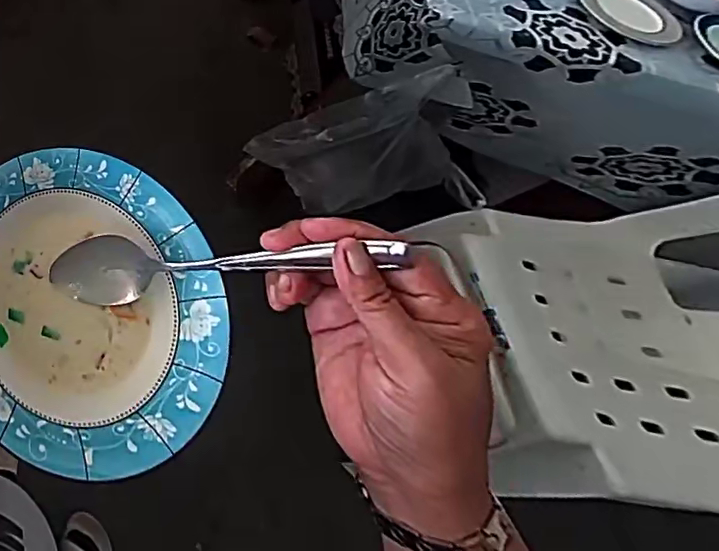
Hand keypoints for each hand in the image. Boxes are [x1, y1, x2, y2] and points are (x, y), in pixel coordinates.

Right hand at [263, 219, 496, 542]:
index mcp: (436, 304)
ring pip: (326, 265)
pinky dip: (289, 284)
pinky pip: (308, 289)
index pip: (393, 252)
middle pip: (355, 251)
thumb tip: (350, 253)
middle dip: (316, 242)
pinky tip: (283, 291)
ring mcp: (365, 312)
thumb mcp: (415, 367)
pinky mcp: (336, 326)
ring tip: (282, 278)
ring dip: (298, 263)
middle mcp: (399, 301)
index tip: (322, 236)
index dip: (355, 237)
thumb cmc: (436, 436)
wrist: (407, 483)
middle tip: (285, 242)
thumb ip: (379, 305)